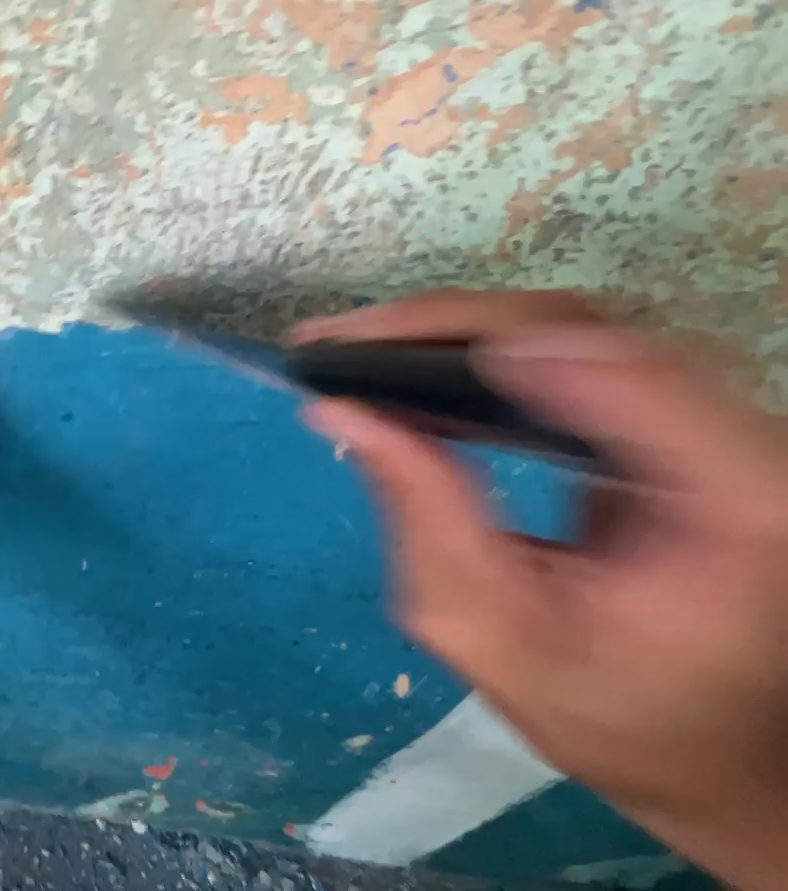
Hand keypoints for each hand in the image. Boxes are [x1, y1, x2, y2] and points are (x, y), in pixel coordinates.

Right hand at [292, 290, 787, 889]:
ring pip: (565, 325)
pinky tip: (403, 367)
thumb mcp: (482, 624)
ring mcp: (706, 425)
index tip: (372, 357)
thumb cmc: (598, 705)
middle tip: (327, 344)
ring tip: (347, 349)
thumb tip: (341, 410)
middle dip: (437, 325)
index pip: (619, 373)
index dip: (492, 346)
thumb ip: (421, 510)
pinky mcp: (665, 422)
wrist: (701, 739)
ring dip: (444, 329)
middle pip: (579, 327)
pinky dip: (468, 349)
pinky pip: (560, 351)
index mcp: (732, 504)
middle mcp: (737, 442)